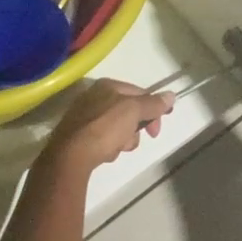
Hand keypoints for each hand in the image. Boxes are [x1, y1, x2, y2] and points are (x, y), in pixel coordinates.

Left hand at [40, 79, 174, 174]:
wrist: (70, 155)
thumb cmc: (104, 128)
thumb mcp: (133, 112)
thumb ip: (153, 104)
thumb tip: (171, 95)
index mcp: (107, 85)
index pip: (140, 93)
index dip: (154, 110)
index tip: (157, 130)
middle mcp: (94, 96)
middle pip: (129, 112)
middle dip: (135, 129)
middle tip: (132, 142)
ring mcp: (84, 115)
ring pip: (117, 127)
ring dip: (122, 140)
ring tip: (115, 149)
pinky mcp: (77, 134)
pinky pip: (102, 138)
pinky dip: (107, 147)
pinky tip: (103, 154)